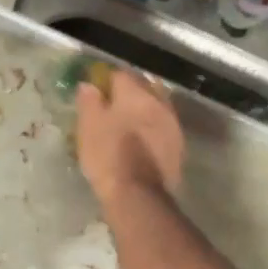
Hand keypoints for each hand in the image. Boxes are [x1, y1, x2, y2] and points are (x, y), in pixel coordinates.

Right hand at [75, 67, 183, 206]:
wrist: (138, 193)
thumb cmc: (107, 157)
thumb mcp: (88, 128)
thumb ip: (89, 102)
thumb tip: (89, 85)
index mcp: (134, 93)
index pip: (120, 74)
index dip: (107, 82)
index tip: (98, 93)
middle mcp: (158, 101)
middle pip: (145, 85)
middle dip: (131, 90)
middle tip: (115, 105)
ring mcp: (172, 122)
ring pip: (158, 104)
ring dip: (146, 108)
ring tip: (131, 123)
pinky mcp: (179, 143)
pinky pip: (165, 125)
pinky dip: (154, 126)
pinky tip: (144, 140)